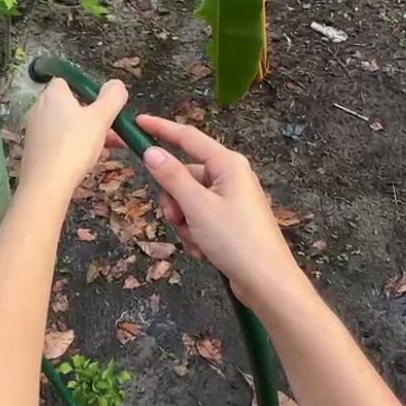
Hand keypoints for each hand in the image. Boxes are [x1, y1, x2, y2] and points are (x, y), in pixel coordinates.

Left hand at [19, 78, 128, 202]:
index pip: (68, 82)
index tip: (102, 106)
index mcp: (53, 95)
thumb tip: (116, 84)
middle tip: (113, 132)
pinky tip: (91, 160)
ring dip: (89, 135)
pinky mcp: (35, 150)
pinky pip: (60, 142)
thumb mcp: (101, 118)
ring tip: (107, 150)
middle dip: (94, 119)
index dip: (86, 91)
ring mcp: (35, 130)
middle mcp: (40, 109)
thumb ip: (112, 97)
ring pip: (68, 127)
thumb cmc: (74, 145)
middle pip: (72, 107)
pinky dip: (75, 147)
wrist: (47, 183)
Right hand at [135, 115, 311, 313]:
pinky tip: (205, 250)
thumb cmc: (236, 240)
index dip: (161, 129)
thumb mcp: (197, 206)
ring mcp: (230, 199)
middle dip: (174, 200)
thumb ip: (172, 177)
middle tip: (179, 220)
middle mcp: (230, 176)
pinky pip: (199, 217)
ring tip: (197, 240)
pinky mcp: (229, 220)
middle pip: (184, 175)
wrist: (266, 282)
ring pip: (188, 200)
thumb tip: (151, 152)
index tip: (138, 122)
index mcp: (227, 164)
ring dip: (185, 222)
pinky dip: (195, 233)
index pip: (188, 137)